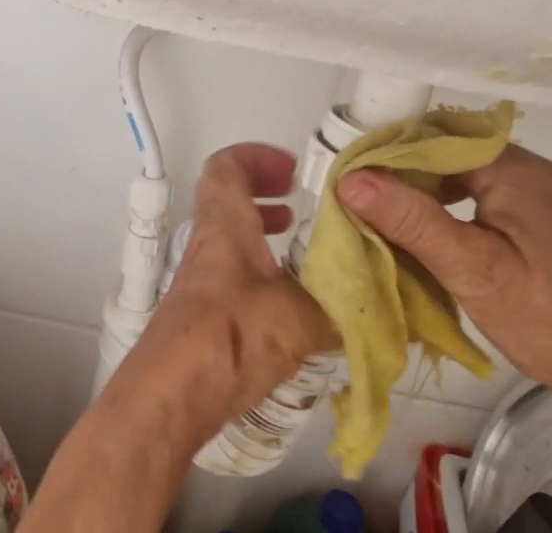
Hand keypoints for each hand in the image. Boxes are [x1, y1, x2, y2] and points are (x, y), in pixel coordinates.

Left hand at [23, 145, 335, 532]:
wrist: (169, 396)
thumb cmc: (228, 338)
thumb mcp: (300, 317)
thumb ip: (342, 307)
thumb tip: (382, 308)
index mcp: (225, 226)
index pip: (226, 166)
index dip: (257, 156)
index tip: (292, 168)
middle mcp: (208, 246)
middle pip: (225, 201)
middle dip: (263, 194)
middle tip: (300, 205)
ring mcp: (201, 283)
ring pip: (230, 241)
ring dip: (263, 237)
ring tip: (303, 252)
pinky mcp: (203, 318)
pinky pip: (234, 278)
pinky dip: (262, 276)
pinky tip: (293, 306)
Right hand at [336, 144, 551, 410]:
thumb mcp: (473, 272)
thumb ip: (412, 221)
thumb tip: (352, 178)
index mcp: (515, 170)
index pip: (435, 138)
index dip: (387, 154)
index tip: (347, 179)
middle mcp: (532, 170)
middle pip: (451, 153)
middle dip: (402, 174)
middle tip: (358, 204)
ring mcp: (544, 196)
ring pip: (467, 176)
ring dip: (426, 194)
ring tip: (385, 221)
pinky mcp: (548, 222)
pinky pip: (486, 197)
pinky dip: (453, 210)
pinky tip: (433, 237)